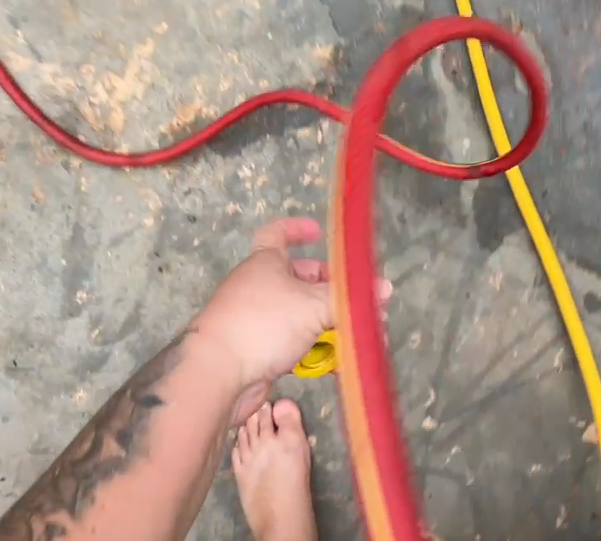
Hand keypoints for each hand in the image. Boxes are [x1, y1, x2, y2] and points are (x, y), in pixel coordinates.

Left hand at [188, 217, 389, 423]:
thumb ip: (348, 298)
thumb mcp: (312, 305)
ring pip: (296, 311)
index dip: (297, 228)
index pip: (278, 231)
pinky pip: (290, 340)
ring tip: (354, 330)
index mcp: (265, 260)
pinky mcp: (254, 348)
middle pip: (296, 276)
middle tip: (354, 296)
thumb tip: (385, 289)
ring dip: (325, 319)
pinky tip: (333, 358)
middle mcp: (257, 284)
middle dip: (327, 284)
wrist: (215, 374)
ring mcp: (254, 317)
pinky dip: (311, 345)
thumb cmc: (263, 323)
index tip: (319, 232)